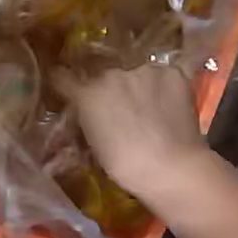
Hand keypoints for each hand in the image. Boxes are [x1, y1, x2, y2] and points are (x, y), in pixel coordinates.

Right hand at [63, 63, 213, 206]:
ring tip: (150, 110)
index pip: (63, 78)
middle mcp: (112, 74)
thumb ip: (89, 121)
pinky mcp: (173, 72)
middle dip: (110, 90)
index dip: (64, 83)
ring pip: (137, 75)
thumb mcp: (94, 144)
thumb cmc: (125, 166)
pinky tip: (169, 105)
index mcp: (87, 95)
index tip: (67, 88)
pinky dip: (163, 88)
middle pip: (106, 77)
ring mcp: (145, 70)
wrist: (169, 166)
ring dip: (138, 88)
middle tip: (121, 111)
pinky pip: (163, 76)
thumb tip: (92, 115)